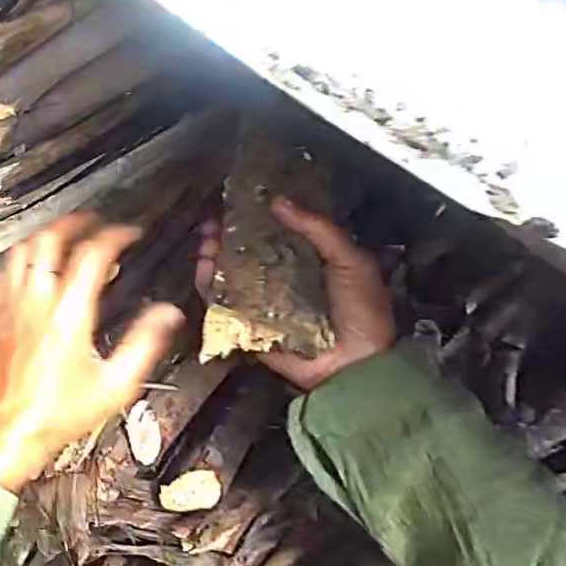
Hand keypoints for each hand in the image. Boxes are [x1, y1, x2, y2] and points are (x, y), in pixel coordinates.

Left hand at [0, 216, 187, 492]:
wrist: (9, 425)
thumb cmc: (60, 411)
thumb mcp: (116, 384)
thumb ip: (144, 342)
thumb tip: (168, 312)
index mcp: (68, 314)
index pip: (90, 255)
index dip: (113, 235)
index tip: (130, 231)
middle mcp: (34, 301)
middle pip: (46, 241)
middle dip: (72, 223)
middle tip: (94, 222)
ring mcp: (10, 305)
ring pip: (20, 252)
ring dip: (44, 236)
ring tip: (66, 235)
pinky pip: (5, 273)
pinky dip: (22, 258)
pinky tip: (35, 265)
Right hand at [199, 197, 394, 391]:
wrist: (354, 363)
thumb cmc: (361, 312)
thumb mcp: (352, 263)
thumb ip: (320, 231)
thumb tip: (278, 202)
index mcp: (302, 262)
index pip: (270, 235)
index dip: (250, 220)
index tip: (234, 206)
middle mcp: (275, 277)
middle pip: (241, 251)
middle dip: (223, 236)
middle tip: (210, 225)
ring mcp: (255, 298)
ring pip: (224, 271)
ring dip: (211, 255)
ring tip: (206, 243)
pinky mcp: (240, 318)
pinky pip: (218, 297)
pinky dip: (206, 281)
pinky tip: (204, 266)